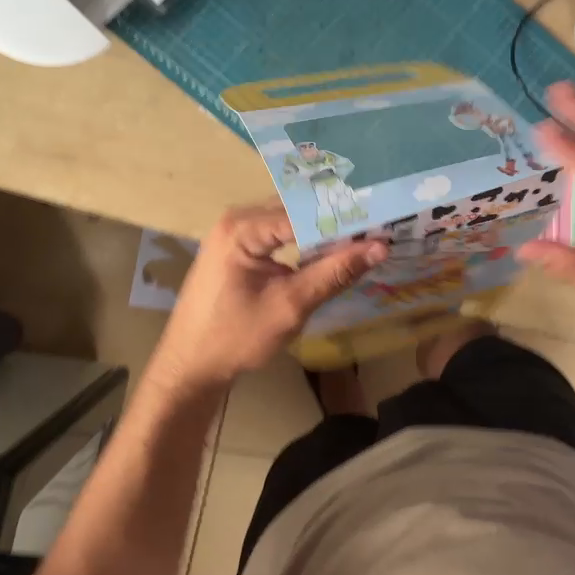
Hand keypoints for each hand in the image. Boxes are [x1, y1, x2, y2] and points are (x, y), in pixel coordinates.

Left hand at [148, 206, 386, 392]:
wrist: (189, 366)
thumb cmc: (235, 338)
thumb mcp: (290, 306)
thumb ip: (334, 273)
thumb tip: (379, 247)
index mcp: (243, 228)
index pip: (307, 212)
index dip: (347, 218)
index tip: (384, 224)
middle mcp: (237, 218)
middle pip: (299, 208)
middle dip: (338, 218)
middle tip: (381, 226)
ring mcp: (234, 231)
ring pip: (291, 218)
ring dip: (325, 228)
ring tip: (365, 236)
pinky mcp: (237, 246)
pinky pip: (280, 232)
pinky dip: (306, 238)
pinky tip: (333, 249)